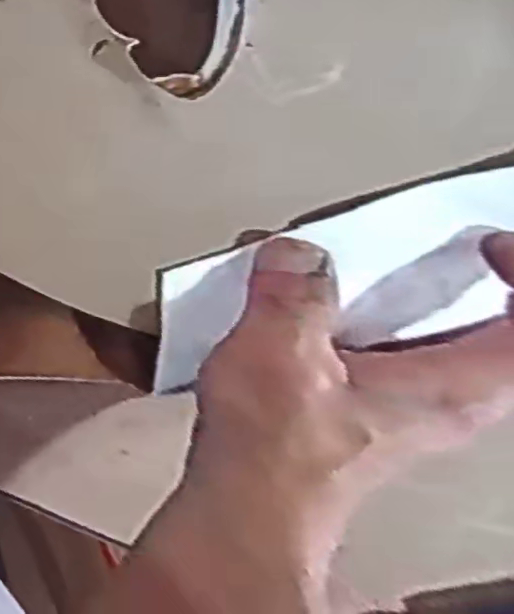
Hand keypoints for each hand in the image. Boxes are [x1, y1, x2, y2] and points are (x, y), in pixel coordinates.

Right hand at [189, 232, 513, 559]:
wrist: (252, 491)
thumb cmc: (278, 440)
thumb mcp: (277, 352)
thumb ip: (292, 297)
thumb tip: (300, 253)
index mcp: (454, 386)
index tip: (481, 243)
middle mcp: (448, 397)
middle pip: (481, 329)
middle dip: (443, 280)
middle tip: (400, 248)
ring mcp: (407, 405)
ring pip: (426, 340)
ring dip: (386, 299)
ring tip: (325, 271)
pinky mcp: (364, 405)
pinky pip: (380, 350)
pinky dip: (350, 320)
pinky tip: (293, 312)